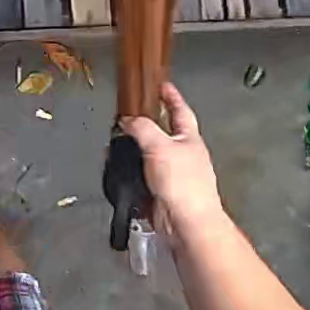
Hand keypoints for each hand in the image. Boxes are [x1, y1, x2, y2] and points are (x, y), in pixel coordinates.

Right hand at [120, 82, 228, 239]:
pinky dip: (129, 169)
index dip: (171, 96)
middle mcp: (183, 154)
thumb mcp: (159, 146)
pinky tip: (121, 168)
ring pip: (149, 153)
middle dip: (148, 122)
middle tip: (133, 112)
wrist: (186, 223)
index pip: (180, 110)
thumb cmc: (184, 186)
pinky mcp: (159, 189)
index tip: (163, 86)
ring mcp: (172, 173)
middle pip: (164, 131)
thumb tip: (128, 120)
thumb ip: (142, 128)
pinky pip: (141, 173)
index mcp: (189, 139)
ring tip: (120, 141)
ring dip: (134, 147)